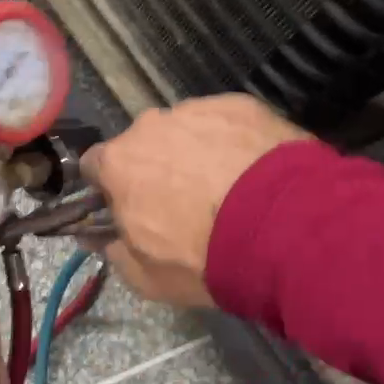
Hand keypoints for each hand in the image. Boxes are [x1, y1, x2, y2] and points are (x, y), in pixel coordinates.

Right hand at [81, 94, 310, 307]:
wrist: (288, 230)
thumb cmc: (205, 257)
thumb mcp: (148, 278)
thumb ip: (115, 253)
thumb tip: (99, 238)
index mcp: (117, 164)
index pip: (95, 166)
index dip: (111, 187)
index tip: (130, 207)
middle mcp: (148, 127)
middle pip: (142, 144)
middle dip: (156, 168)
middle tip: (187, 202)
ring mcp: (195, 111)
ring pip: (186, 130)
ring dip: (196, 153)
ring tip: (231, 188)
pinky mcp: (240, 105)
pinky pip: (227, 122)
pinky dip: (235, 142)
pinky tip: (257, 171)